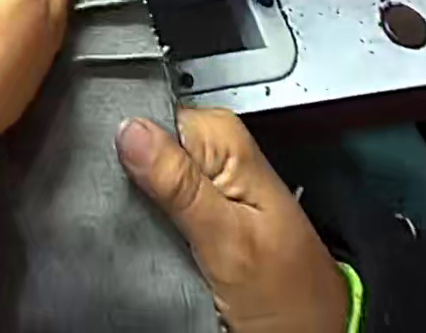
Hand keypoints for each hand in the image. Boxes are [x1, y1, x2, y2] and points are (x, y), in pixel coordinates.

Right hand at [116, 108, 349, 332]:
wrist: (314, 331)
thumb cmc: (289, 290)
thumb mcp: (229, 238)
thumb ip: (179, 183)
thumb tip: (130, 130)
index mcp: (222, 137)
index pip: (152, 115)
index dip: (125, 143)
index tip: (112, 173)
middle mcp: (213, 149)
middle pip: (146, 143)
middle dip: (128, 175)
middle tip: (133, 215)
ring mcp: (204, 179)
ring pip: (145, 173)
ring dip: (134, 200)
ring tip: (140, 230)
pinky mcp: (197, 208)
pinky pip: (154, 200)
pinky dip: (144, 218)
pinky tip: (145, 234)